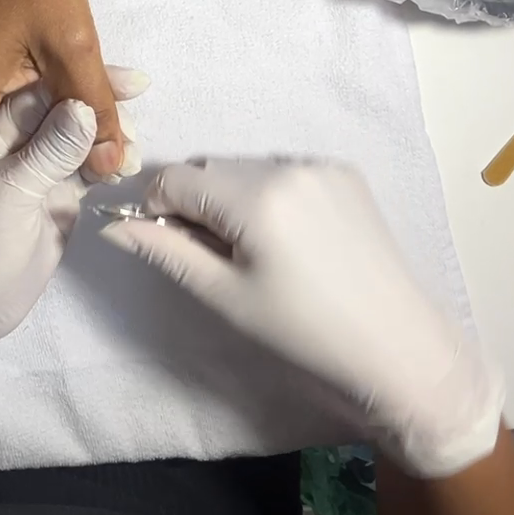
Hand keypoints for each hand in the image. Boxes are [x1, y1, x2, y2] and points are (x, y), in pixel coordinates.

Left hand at [0, 81, 136, 386]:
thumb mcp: (10, 194)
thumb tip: (86, 106)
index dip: (79, 81)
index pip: (38, 92)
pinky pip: (85, 165)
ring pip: (77, 135)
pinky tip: (128, 162)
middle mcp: (11, 138)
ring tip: (134, 144)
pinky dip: (107, 162)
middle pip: (62, 108)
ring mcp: (35, 164)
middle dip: (100, 102)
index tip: (122, 79)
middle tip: (138, 95)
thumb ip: (48, 151)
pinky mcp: (54, 190)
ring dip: (108, 134)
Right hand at [101, 159, 502, 477]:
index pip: (174, 178)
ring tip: (256, 247)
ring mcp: (320, 165)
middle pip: (208, 168)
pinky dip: (267, 192)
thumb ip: (164, 250)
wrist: (402, 349)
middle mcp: (287, 166)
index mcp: (255, 197)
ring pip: (243, 167)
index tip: (174, 245)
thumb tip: (110, 226)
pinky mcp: (343, 172)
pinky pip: (280, 170)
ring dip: (230, 195)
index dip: (158, 209)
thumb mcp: (224, 295)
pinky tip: (289, 235)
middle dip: (196, 202)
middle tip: (217, 254)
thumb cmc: (303, 331)